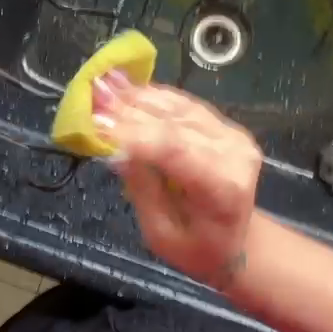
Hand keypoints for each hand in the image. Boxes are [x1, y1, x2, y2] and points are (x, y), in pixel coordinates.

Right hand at [93, 73, 261, 287]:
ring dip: (139, 95)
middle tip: (93, 93)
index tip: (98, 122)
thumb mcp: (161, 235)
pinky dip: (156, 95)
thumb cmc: (197, 249)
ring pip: (180, 109)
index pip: (175, 151)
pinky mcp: (226, 127)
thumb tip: (116, 151)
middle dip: (130, 109)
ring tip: (104, 82)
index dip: (135, 133)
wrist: (239, 242)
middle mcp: (233, 154)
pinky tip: (129, 84)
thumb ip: (143, 190)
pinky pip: (187, 106)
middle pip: (175, 125)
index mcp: (222, 187)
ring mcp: (232, 136)